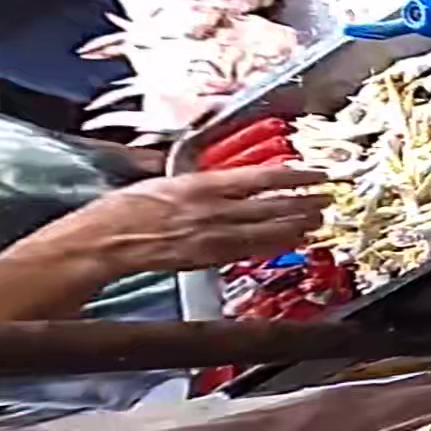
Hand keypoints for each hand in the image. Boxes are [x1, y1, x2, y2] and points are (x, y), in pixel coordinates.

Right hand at [0, 166, 330, 280]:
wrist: (100, 243)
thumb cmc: (127, 209)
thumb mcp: (166, 181)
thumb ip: (207, 180)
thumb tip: (237, 174)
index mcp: (203, 186)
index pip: (264, 177)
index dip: (299, 176)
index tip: (321, 174)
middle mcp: (217, 210)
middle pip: (279, 205)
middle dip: (310, 201)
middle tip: (330, 198)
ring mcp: (219, 236)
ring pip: (276, 229)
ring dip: (304, 223)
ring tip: (321, 218)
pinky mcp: (218, 256)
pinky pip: (260, 249)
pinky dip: (283, 243)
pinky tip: (299, 238)